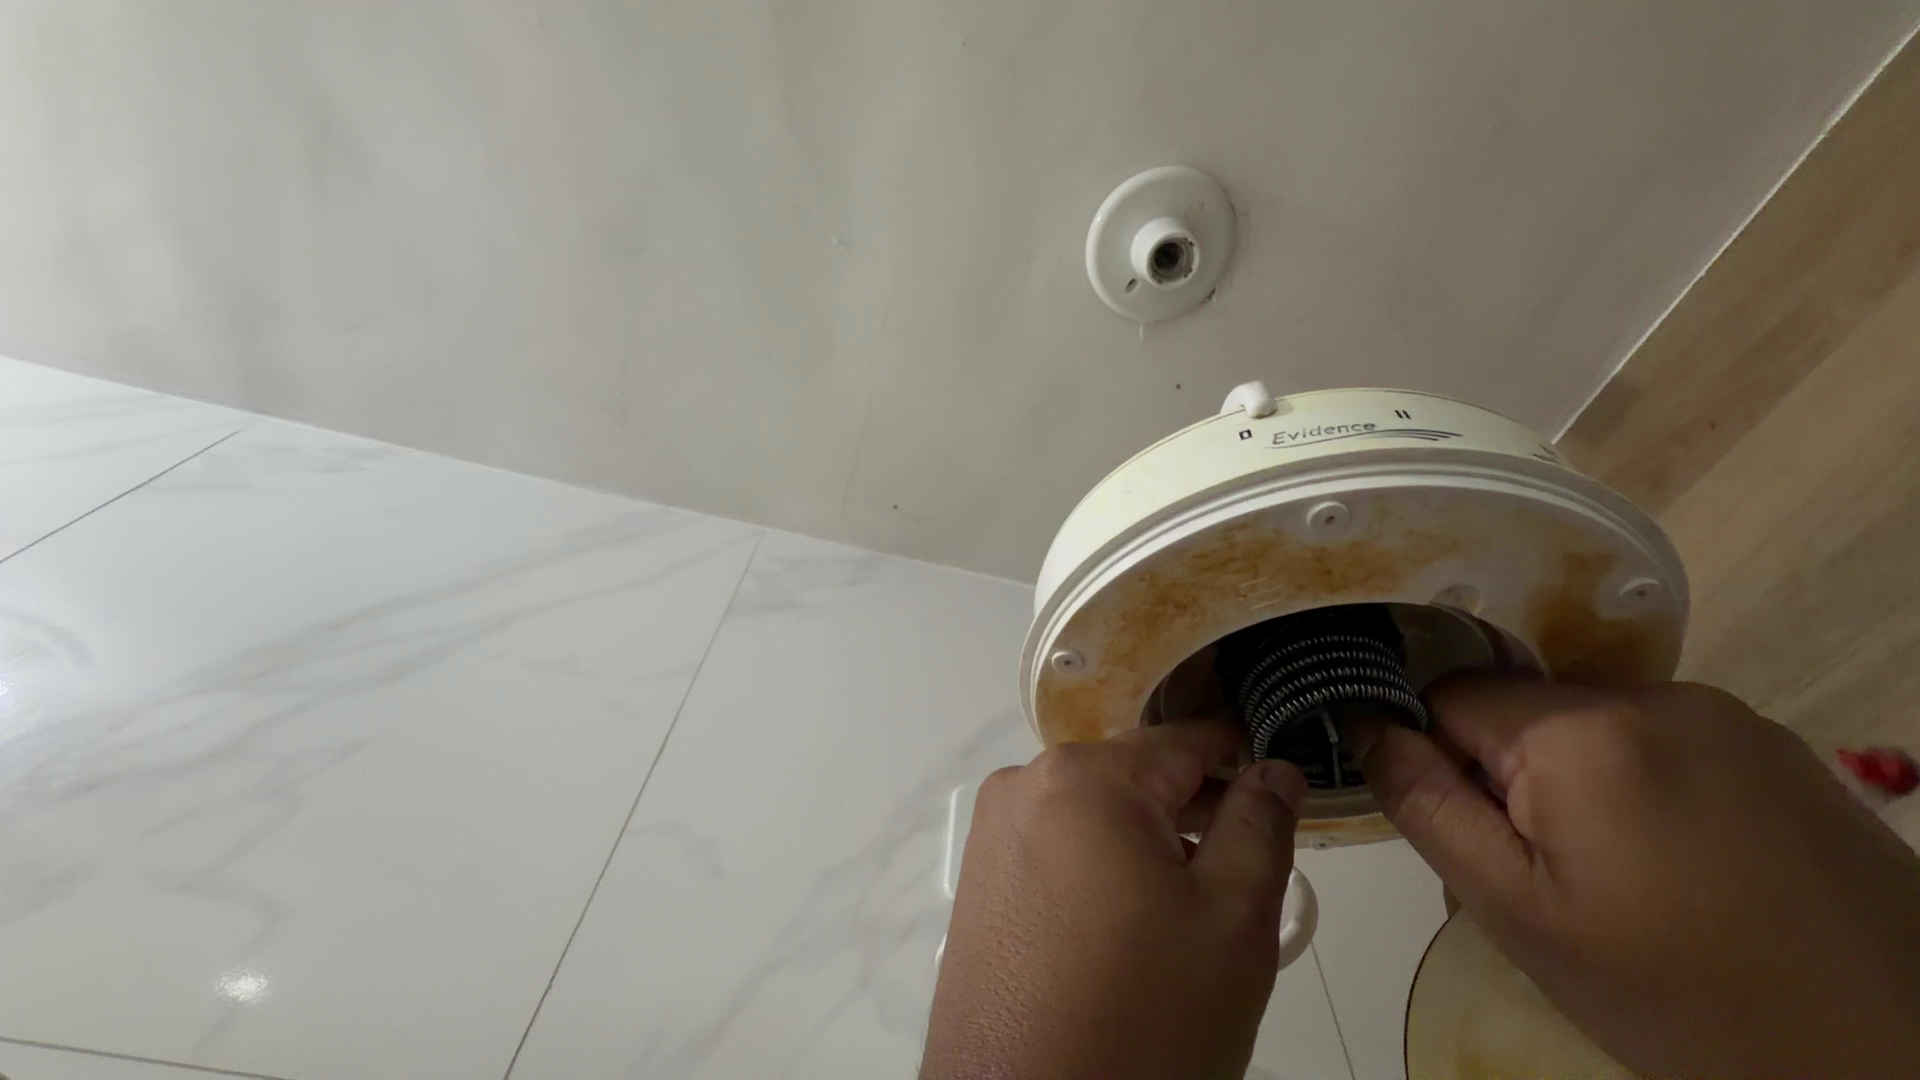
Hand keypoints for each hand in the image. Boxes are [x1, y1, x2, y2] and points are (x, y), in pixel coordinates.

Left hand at [921, 721, 1306, 1079]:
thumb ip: (1260, 826)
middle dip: (1195, 809)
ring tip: (1188, 910)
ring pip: (1097, 810)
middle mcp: (1026, 782)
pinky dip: (1101, 864)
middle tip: (1241, 871)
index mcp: (1087, 775)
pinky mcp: (980, 873)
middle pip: (1137, 774)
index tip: (1281, 785)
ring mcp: (993, 828)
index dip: (1241, 756)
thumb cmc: (1143, 1016)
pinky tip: (1128, 925)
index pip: (1185, 739)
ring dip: (1149, 841)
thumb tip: (1275, 766)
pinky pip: (1058, 842)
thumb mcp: (1230, 920)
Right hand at [1354, 677, 1919, 1078]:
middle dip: (1498, 775)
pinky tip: (1668, 860)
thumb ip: (1420, 800)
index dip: (1432, 755)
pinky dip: (1627, 784)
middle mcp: (1653, 694)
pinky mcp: (1773, 745)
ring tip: (1605, 874)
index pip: (1444, 695)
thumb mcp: (1513, 908)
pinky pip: (1649, 740)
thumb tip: (1359, 718)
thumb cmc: (1675, 994)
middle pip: (1515, 709)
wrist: (1897, 1065)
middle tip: (1532, 872)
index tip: (1462, 829)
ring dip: (1562, 781)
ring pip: (1578, 725)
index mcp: (1580, 730)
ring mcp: (1725, 714)